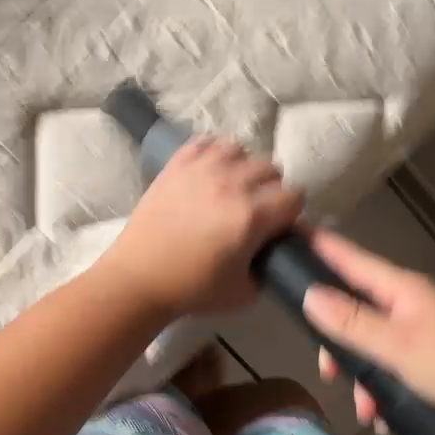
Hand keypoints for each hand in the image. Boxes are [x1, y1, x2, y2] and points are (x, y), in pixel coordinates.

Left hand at [98, 136, 303, 315]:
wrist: (139, 279)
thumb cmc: (192, 289)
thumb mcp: (245, 292)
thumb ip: (269, 268)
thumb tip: (276, 250)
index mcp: (252, 215)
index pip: (294, 196)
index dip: (290, 213)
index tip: (278, 226)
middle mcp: (231, 184)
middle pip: (270, 168)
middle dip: (270, 189)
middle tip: (255, 209)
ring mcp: (201, 169)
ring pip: (241, 149)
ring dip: (242, 167)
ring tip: (231, 188)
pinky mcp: (176, 165)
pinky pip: (206, 142)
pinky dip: (213, 153)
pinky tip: (209, 173)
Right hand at [303, 229, 434, 422]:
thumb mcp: (395, 346)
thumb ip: (350, 322)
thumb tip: (308, 294)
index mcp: (400, 289)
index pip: (350, 258)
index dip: (319, 245)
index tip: (290, 228)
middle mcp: (410, 303)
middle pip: (356, 311)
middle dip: (338, 346)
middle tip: (328, 374)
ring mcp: (425, 329)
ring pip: (374, 346)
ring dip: (364, 380)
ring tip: (369, 414)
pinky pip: (396, 366)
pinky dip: (386, 390)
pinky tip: (387, 418)